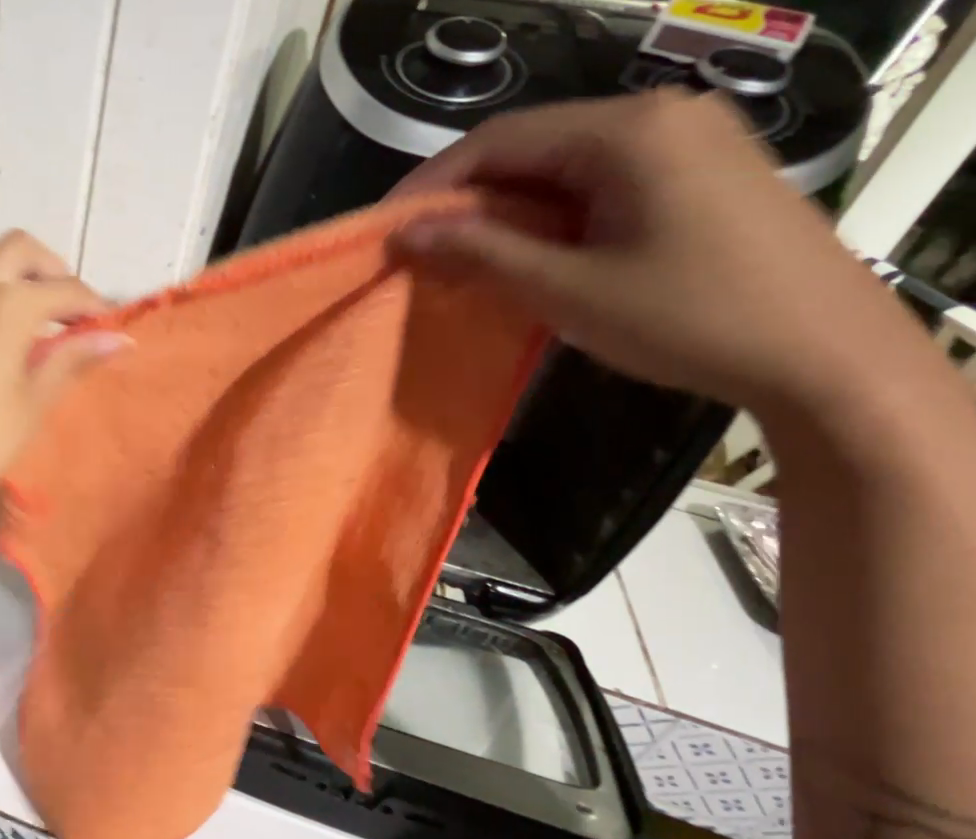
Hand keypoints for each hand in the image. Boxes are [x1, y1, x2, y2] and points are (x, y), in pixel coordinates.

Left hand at [0, 230, 129, 513]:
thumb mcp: (33, 404)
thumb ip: (72, 359)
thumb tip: (119, 338)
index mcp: (5, 304)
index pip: (64, 289)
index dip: (93, 306)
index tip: (108, 327)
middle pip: (18, 251)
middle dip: (50, 271)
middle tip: (65, 312)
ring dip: (10, 288)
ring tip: (29, 335)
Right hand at [388, 89, 922, 414]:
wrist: (826, 353)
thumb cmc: (689, 318)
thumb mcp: (569, 290)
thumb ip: (481, 252)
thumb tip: (404, 235)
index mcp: (627, 131)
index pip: (498, 140)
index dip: (430, 185)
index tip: (382, 231)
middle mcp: (660, 115)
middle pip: (533, 145)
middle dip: (466, 197)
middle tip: (416, 248)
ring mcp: (690, 139)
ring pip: (566, 163)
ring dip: (507, 207)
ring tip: (461, 255)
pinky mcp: (704, 171)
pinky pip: (604, 178)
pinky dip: (553, 212)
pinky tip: (529, 250)